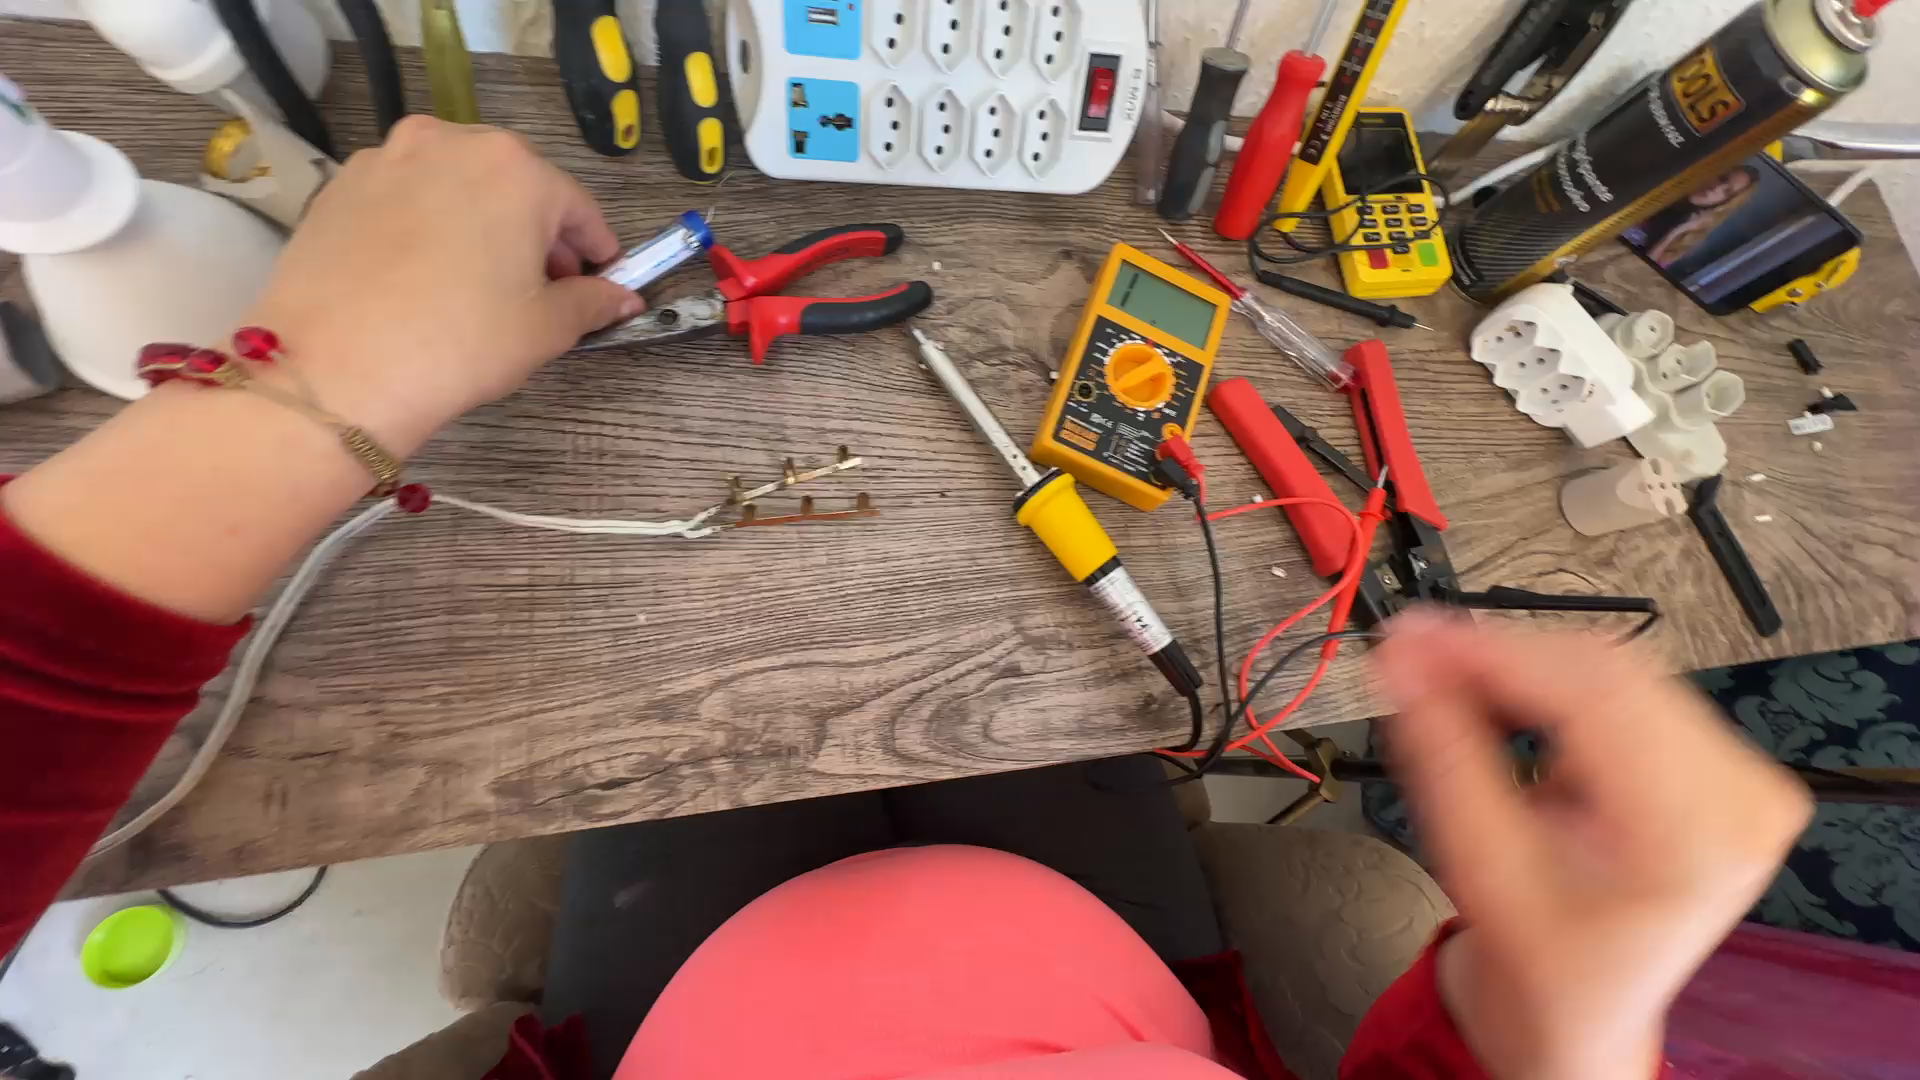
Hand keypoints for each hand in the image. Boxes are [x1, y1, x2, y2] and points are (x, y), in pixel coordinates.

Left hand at [245, 116, 642, 455]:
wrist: (341, 367)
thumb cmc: (464, 340)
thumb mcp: (550, 327)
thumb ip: (594, 302)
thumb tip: (622, 298)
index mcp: (516, 171)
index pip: (580, 208)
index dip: (599, 252)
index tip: (602, 284)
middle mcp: (452, 144)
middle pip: (521, 187)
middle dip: (543, 235)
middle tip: (547, 288)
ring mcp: (390, 157)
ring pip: (465, 187)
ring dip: (491, 226)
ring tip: (489, 284)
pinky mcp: (345, 183)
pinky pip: (416, 197)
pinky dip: (440, 226)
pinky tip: (437, 279)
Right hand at [1373, 611, 1811, 1079]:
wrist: (1581, 985)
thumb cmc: (1535, 944)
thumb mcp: (1475, 857)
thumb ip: (1441, 751)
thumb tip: (1401, 662)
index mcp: (1696, 835)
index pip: (1593, 696)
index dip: (1491, 652)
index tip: (1408, 637)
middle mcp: (1739, 792)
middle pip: (1602, 670)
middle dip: (1491, 650)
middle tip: (1407, 652)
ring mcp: (1732, 770)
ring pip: (1602, 665)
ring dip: (1509, 659)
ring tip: (1435, 674)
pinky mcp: (1702, 753)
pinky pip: (1608, 681)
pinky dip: (1533, 675)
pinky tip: (1485, 690)